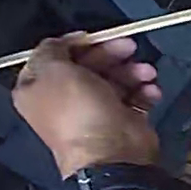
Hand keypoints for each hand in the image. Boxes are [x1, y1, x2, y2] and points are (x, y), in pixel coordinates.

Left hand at [12, 34, 161, 176]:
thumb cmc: (79, 111)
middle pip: (89, 66)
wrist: (113, 153)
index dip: (76, 44)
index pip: (56, 56)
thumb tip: (60, 41)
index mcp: (39, 88)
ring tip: (147, 73)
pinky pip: (136, 98)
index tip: (97, 36)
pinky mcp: (125, 119)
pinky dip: (146, 91)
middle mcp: (66, 98)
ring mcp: (97, 109)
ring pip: (117, 80)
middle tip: (130, 47)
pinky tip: (152, 90)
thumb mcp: (55, 71)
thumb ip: (53, 49)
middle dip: (111, 55)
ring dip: (134, 72)